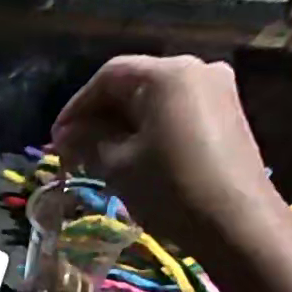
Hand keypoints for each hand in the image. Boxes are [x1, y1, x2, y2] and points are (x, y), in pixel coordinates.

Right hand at [50, 56, 277, 244]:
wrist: (236, 222)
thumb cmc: (170, 190)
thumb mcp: (119, 167)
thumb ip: (89, 141)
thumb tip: (66, 134)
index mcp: (166, 74)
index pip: (108, 76)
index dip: (76, 107)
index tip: (55, 140)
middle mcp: (195, 69)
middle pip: (134, 85)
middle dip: (99, 117)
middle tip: (73, 151)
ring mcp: (216, 90)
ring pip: (155, 101)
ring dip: (122, 126)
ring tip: (99, 159)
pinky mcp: (226, 116)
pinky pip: (175, 114)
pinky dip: (148, 131)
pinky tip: (133, 159)